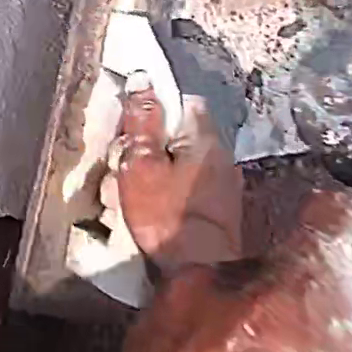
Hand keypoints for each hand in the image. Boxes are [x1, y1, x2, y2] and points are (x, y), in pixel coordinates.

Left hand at [2, 187, 351, 351]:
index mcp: (291, 315)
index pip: (342, 219)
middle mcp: (219, 287)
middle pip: (294, 259)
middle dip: (336, 297)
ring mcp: (170, 300)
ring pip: (246, 285)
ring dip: (280, 318)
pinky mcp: (142, 324)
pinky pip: (205, 308)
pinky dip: (235, 329)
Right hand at [100, 74, 244, 271]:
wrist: (198, 270)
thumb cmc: (164, 213)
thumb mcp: (140, 163)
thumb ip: (142, 122)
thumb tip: (142, 81)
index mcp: (204, 137)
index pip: (182, 101)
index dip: (153, 106)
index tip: (129, 122)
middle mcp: (222, 153)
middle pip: (181, 130)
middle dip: (153, 138)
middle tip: (125, 156)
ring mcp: (225, 181)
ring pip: (183, 155)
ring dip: (159, 162)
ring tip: (133, 181)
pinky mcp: (220, 204)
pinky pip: (189, 178)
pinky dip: (169, 182)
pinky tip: (152, 200)